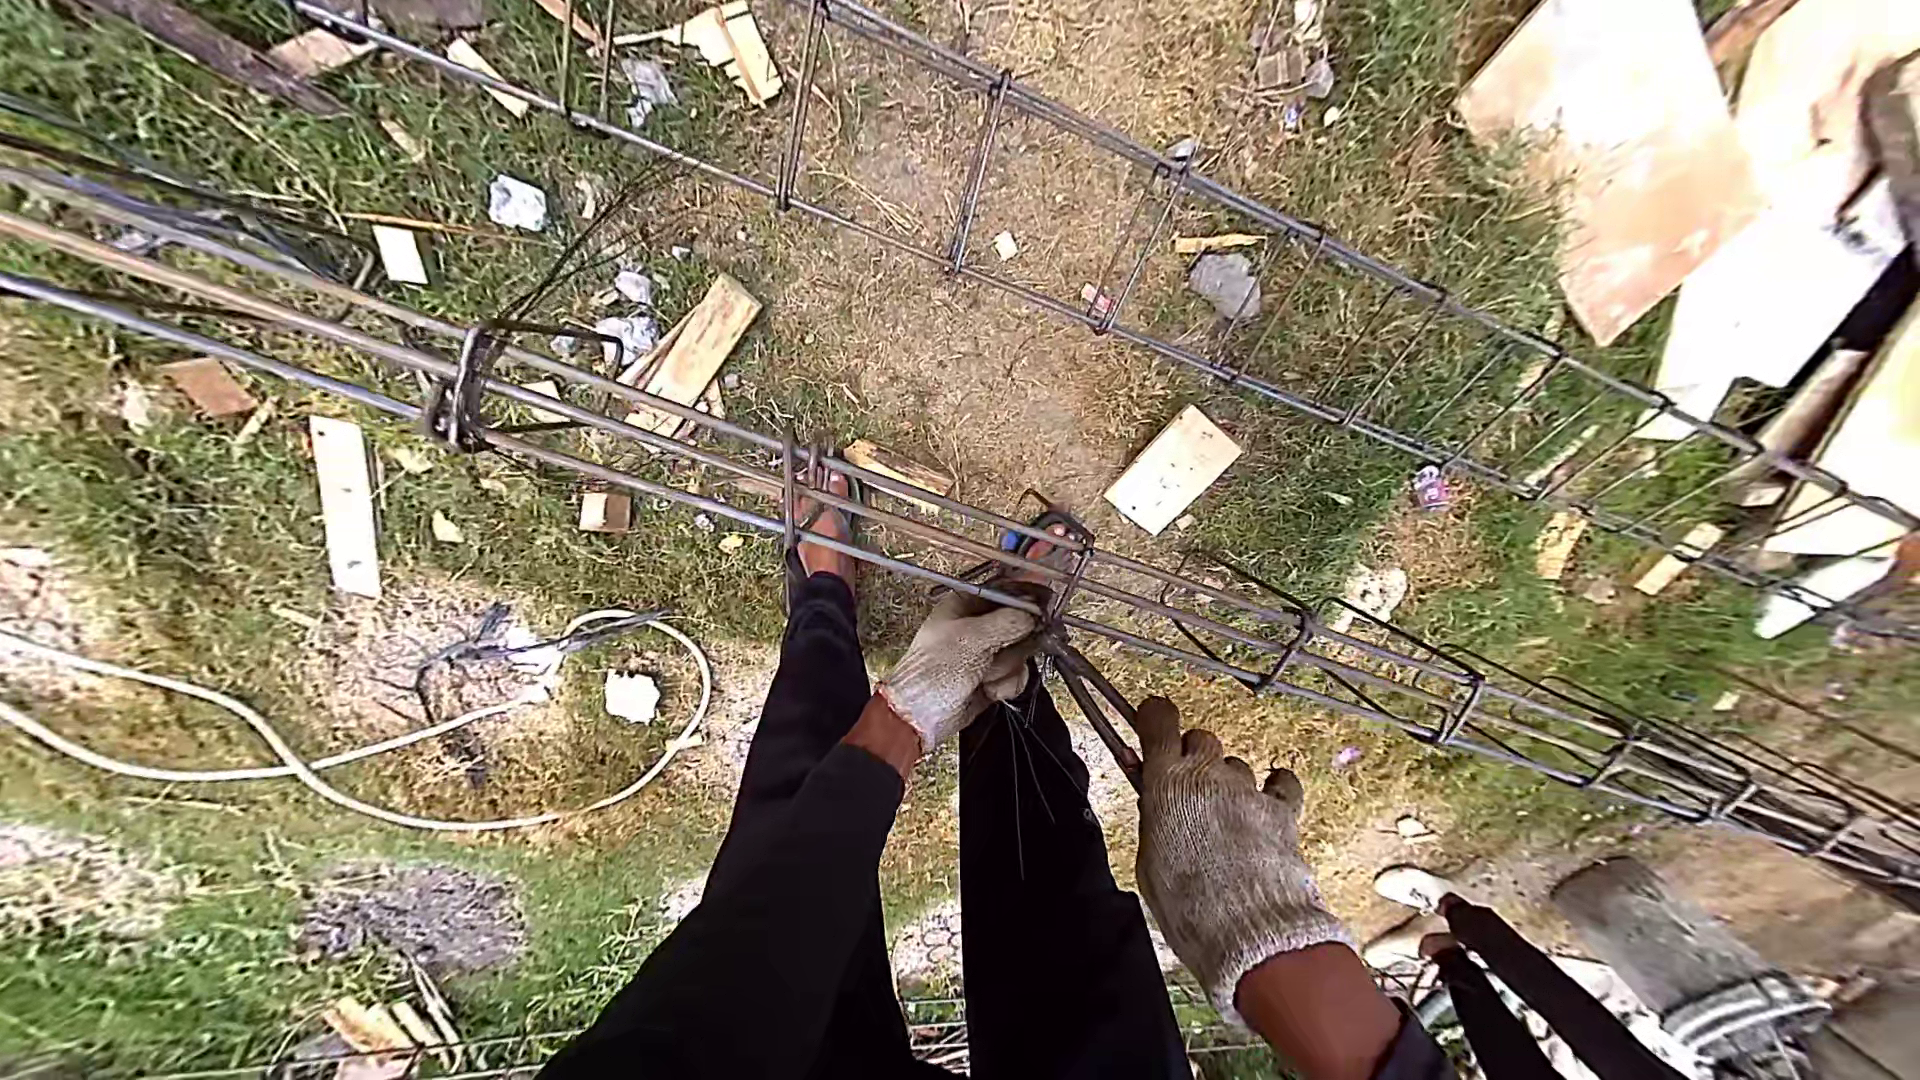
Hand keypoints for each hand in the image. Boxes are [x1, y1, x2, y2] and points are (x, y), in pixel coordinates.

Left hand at [877, 592, 1038, 750]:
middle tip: (1000, 651)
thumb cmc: (933, 672)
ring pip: (1020, 651)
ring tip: (985, 675)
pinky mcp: (992, 676)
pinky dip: (1006, 684)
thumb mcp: (973, 638)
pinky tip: (989, 690)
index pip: (1002, 591)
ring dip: (1006, 668)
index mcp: (963, 605)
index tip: (1040, 604)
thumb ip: (1009, 621)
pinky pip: (1017, 674)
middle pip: (1018, 622)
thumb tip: (1034, 612)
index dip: (1023, 597)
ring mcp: (984, 652)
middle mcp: (975, 626)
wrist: (922, 717)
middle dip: (1014, 642)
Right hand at [1131, 697, 1352, 1021]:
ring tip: (1225, 816)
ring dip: (1227, 781)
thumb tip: (1151, 798)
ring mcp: (1246, 791)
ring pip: (1234, 764)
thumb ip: (1151, 816)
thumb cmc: (1190, 907)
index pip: (1159, 721)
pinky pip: (1281, 783)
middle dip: (1192, 755)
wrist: (1253, 938)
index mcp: (1168, 782)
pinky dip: (1275, 787)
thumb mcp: (1148, 859)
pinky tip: (1268, 798)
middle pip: (1199, 738)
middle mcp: (1207, 776)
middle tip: (1187, 782)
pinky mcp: (1281, 812)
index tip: (1152, 717)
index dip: (1154, 715)